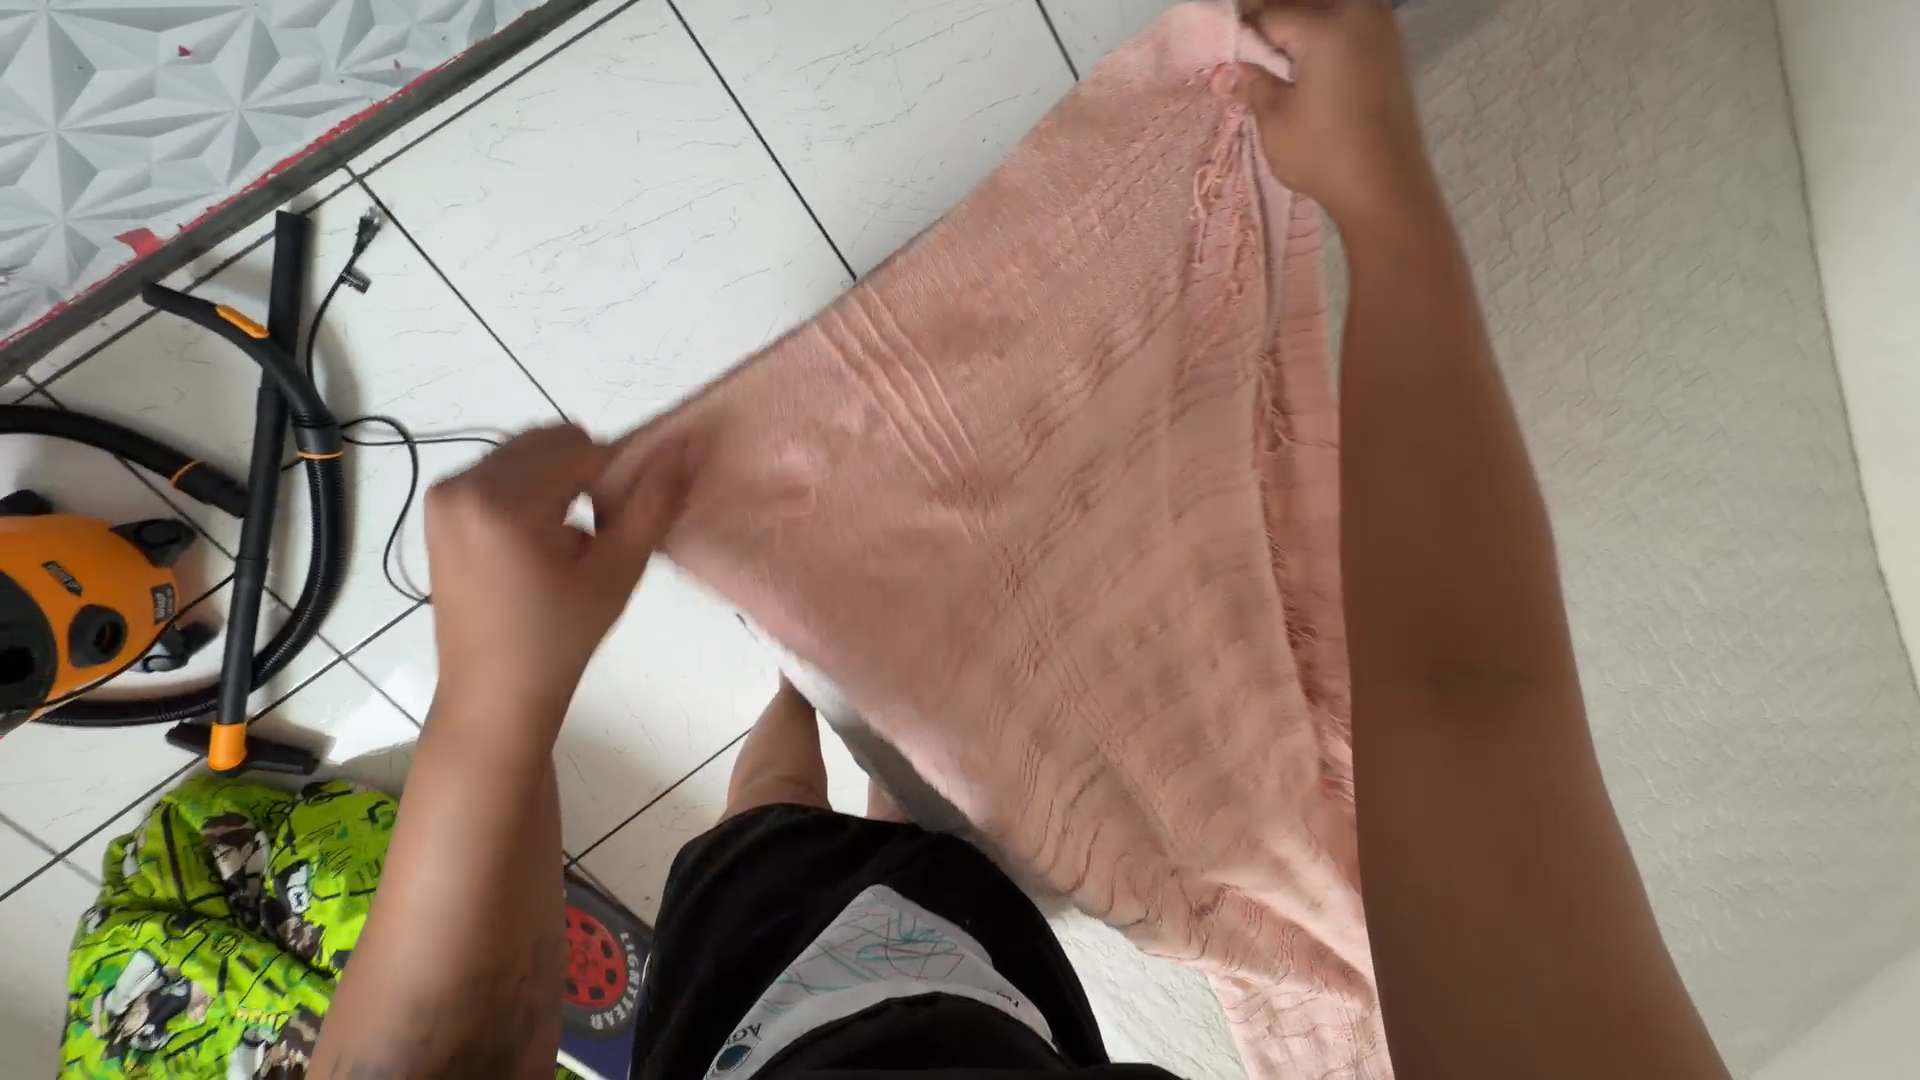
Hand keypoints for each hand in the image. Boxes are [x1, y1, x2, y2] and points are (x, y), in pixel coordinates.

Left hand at [424, 424, 683, 731]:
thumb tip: (681, 451)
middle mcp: (462, 485)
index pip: (580, 447)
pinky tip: (538, 539)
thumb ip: (652, 504)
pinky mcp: (438, 508)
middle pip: (549, 439)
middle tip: (593, 532)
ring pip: (525, 450)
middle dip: (583, 473)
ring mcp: (444, 495)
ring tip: (566, 537)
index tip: (614, 526)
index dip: (613, 479)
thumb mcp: (619, 570)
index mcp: (502, 501)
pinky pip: (499, 470)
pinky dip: (530, 488)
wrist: (496, 688)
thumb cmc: (563, 635)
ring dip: (558, 478)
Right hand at [1238, 1, 1441, 230]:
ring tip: (1274, 57)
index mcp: (1326, 26)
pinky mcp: (1390, 46)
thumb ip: (1252, 86)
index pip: (1270, 12)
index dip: (1241, 30)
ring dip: (1298, 23)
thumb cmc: (1323, 154)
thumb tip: (1222, 72)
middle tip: (1246, 53)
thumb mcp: (1276, 122)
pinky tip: (1306, 61)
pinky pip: (1349, 21)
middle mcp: (1358, 10)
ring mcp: (1380, 25)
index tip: (1222, 51)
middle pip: (1302, 2)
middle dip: (1271, 20)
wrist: (1384, 184)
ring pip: (1328, 6)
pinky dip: (1324, 32)